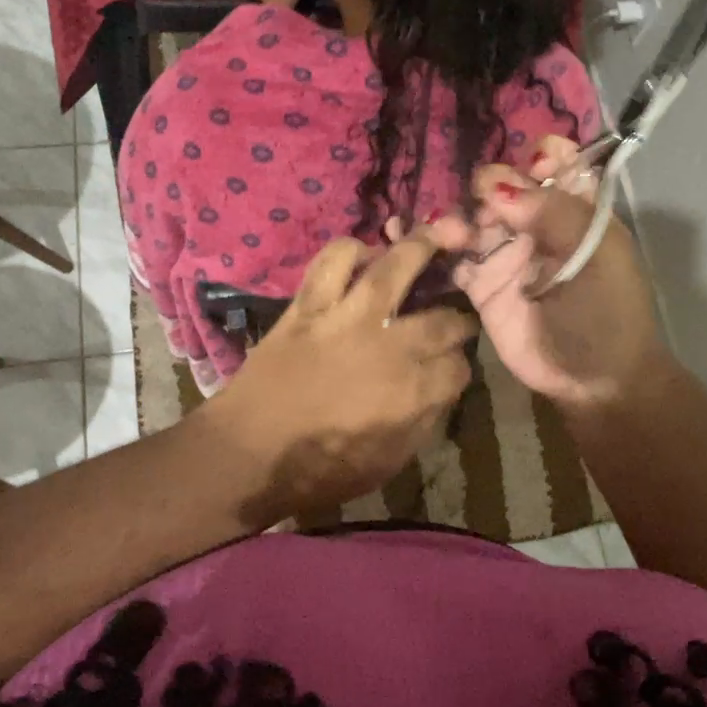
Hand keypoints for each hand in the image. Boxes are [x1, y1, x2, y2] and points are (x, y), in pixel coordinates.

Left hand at [202, 235, 476, 520]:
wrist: (247, 454)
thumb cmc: (319, 470)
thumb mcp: (387, 464)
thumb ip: (422, 423)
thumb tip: (440, 391)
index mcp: (412, 394)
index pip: (457, 367)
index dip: (459, 367)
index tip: (454, 368)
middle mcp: (389, 348)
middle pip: (441, 320)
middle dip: (458, 318)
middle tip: (456, 317)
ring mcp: (347, 319)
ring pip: (393, 269)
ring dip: (421, 247)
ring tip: (438, 236)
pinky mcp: (308, 306)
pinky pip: (332, 262)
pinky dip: (349, 250)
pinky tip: (364, 254)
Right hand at [429, 135, 668, 410]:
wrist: (595, 381)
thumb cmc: (609, 312)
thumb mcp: (597, 255)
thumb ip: (553, 213)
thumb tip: (497, 190)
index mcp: (575, 210)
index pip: (553, 165)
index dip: (538, 156)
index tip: (530, 164)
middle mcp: (537, 226)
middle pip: (503, 187)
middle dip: (489, 188)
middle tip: (488, 212)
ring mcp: (506, 256)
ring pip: (474, 219)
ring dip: (459, 217)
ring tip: (453, 233)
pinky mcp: (482, 288)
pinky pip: (455, 258)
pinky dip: (438, 246)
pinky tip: (428, 240)